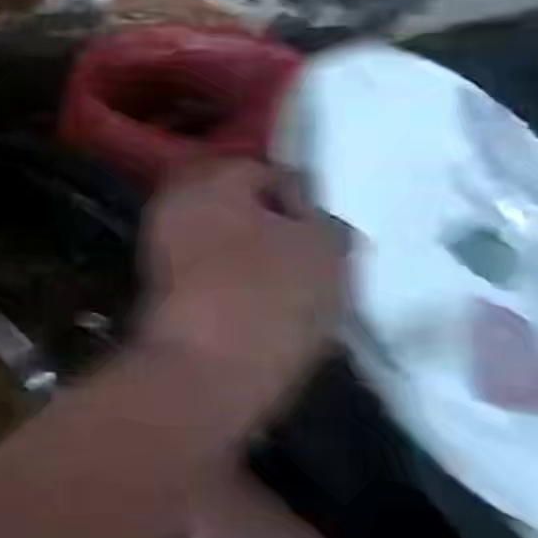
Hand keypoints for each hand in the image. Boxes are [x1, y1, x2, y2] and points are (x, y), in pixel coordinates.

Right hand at [142, 160, 351, 398]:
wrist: (206, 369)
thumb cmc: (206, 272)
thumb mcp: (206, 197)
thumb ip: (231, 170)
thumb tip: (246, 168)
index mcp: (329, 231)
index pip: (293, 187)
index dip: (247, 182)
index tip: (204, 188)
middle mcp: (342, 275)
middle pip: (293, 236)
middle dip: (254, 228)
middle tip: (201, 227)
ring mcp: (319, 324)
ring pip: (281, 277)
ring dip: (246, 269)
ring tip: (195, 268)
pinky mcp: (287, 359)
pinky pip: (262, 314)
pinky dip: (236, 305)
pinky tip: (202, 308)